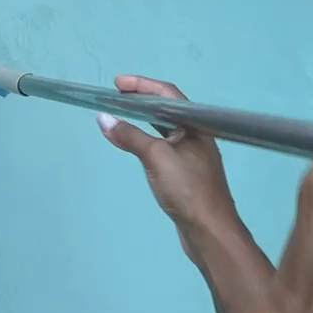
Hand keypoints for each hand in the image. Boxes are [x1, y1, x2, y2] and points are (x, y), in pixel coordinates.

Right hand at [98, 75, 273, 312]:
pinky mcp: (186, 172)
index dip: (142, 85)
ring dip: (144, 119)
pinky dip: (148, 139)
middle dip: (141, 100)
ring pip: (165, 128)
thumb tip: (103, 118)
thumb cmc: (186, 188)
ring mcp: (192, 154)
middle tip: (116, 97)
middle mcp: (196, 134)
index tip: (117, 83)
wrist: (209, 229)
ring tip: (121, 115)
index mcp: (195, 124)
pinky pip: (164, 145)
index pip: (167, 94)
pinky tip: (136, 144)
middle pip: (167, 108)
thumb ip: (130, 136)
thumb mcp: (155, 156)